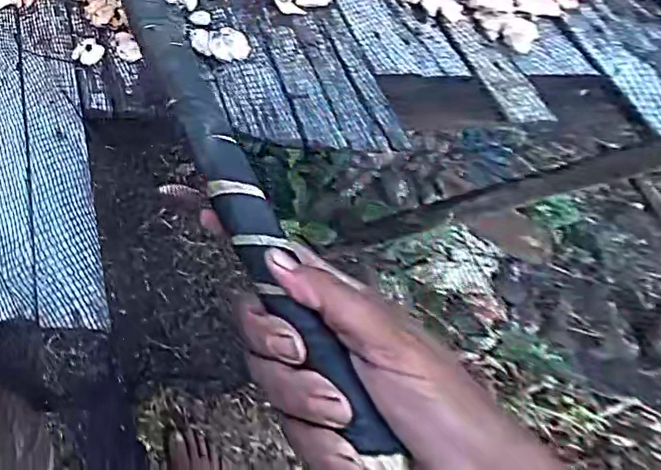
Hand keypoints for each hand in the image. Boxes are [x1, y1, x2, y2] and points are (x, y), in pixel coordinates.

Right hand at [233, 246, 560, 469]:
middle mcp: (316, 340)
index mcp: (334, 305)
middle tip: (301, 353)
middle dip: (272, 342)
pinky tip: (354, 447)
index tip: (204, 214)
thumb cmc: (455, 414)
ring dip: (306, 400)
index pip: (275, 260)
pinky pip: (289, 427)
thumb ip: (330, 296)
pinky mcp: (316, 431)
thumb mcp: (392, 341)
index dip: (240, 238)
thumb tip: (273, 256)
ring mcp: (313, 385)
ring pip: (266, 375)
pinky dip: (323, 444)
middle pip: (252, 319)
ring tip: (348, 415)